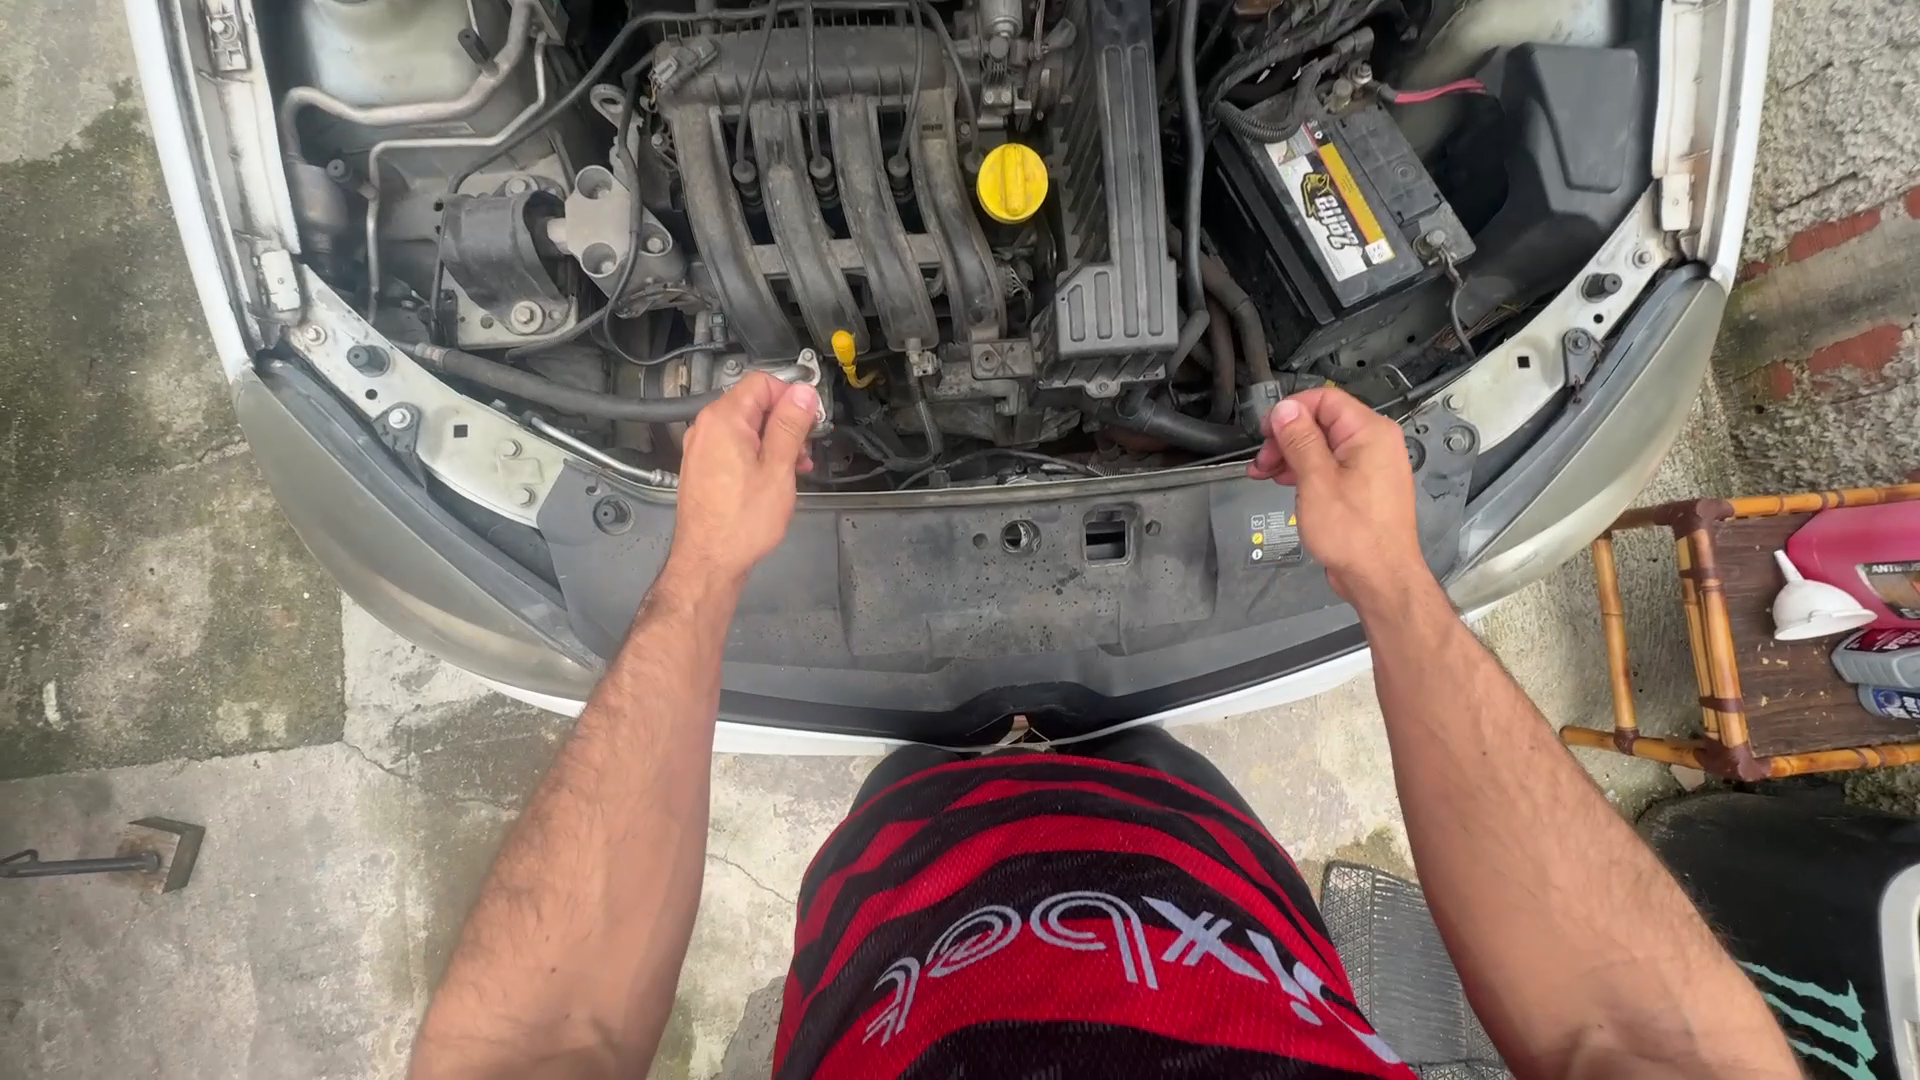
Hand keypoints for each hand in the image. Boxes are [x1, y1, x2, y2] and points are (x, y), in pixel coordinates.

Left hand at [663, 373, 818, 591]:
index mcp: (724, 420)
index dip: (791, 396)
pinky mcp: (704, 467)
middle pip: (754, 404)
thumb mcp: (778, 468)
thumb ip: (790, 425)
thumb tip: (802, 394)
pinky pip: (735, 446)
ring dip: (775, 440)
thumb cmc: (741, 522)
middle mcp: (707, 428)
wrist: (710, 560)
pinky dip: (758, 454)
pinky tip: (774, 477)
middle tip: (805, 449)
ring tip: (793, 468)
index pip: (762, 383)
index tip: (810, 418)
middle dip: (785, 422)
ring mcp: (702, 448)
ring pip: (747, 427)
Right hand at [1247, 386, 1428, 610]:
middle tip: (1262, 460)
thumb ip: (1299, 440)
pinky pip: (1329, 467)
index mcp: (1369, 433)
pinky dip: (1304, 472)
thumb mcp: (1315, 480)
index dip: (1290, 411)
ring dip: (1290, 456)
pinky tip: (1285, 484)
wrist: (1379, 576)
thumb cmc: (1353, 533)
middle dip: (1286, 438)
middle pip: (1321, 423)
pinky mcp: (1362, 487)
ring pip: (1322, 446)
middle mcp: (1375, 444)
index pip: (1325, 399)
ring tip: (1265, 475)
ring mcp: (1370, 466)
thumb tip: (1285, 410)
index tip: (1266, 431)